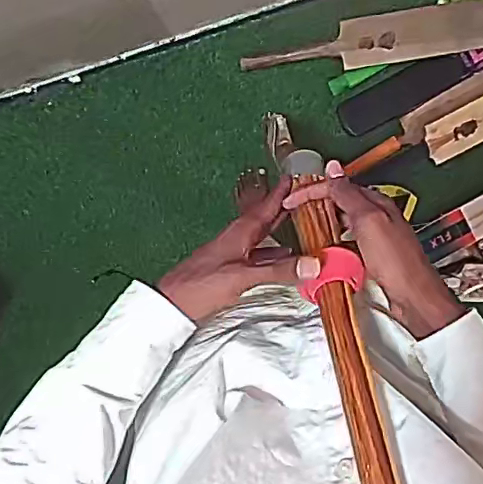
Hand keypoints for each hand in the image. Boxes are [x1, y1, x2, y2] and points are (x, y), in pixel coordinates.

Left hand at [158, 175, 319, 321]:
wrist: (171, 305)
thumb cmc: (199, 285)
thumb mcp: (242, 277)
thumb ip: (277, 271)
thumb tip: (311, 264)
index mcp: (237, 235)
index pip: (263, 209)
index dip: (278, 194)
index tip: (292, 178)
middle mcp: (234, 241)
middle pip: (262, 220)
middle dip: (280, 208)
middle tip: (297, 197)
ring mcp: (230, 256)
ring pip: (259, 238)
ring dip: (276, 231)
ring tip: (294, 228)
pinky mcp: (227, 271)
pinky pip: (255, 256)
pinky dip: (270, 255)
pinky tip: (277, 261)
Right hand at [283, 161, 464, 338]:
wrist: (412, 296)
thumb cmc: (396, 261)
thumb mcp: (368, 221)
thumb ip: (349, 195)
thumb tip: (333, 170)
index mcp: (376, 203)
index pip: (339, 186)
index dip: (312, 190)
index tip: (292, 199)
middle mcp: (377, 217)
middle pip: (340, 202)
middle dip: (316, 203)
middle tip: (295, 209)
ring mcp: (374, 237)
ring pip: (343, 223)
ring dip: (324, 223)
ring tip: (307, 229)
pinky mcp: (371, 256)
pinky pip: (346, 243)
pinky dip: (333, 244)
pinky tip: (328, 251)